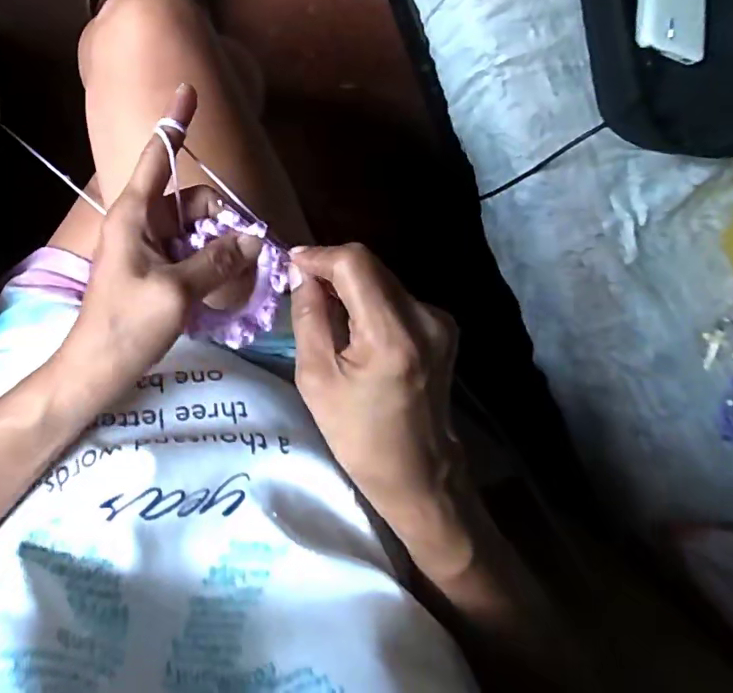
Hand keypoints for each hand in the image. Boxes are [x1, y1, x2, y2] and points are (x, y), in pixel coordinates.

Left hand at [50, 84, 259, 410]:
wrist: (95, 368)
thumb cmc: (125, 324)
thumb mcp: (176, 292)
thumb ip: (218, 261)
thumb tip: (255, 238)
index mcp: (134, 213)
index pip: (159, 156)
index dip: (175, 122)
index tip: (187, 88)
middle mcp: (141, 221)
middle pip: (193, 200)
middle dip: (222, 218)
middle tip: (244, 255)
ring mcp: (148, 246)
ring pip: (197, 228)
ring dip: (220, 247)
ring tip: (232, 281)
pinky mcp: (155, 268)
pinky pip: (191, 251)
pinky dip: (210, 263)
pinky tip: (222, 289)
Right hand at [290, 243, 461, 516]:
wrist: (420, 476)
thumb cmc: (359, 436)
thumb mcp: (316, 378)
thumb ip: (308, 317)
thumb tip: (300, 273)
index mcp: (392, 335)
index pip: (354, 263)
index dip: (318, 256)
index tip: (291, 265)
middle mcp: (424, 318)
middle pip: (369, 265)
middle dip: (330, 267)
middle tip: (299, 285)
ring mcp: (438, 322)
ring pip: (381, 276)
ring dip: (347, 282)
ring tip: (322, 306)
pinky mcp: (441, 327)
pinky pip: (394, 294)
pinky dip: (366, 297)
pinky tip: (351, 323)